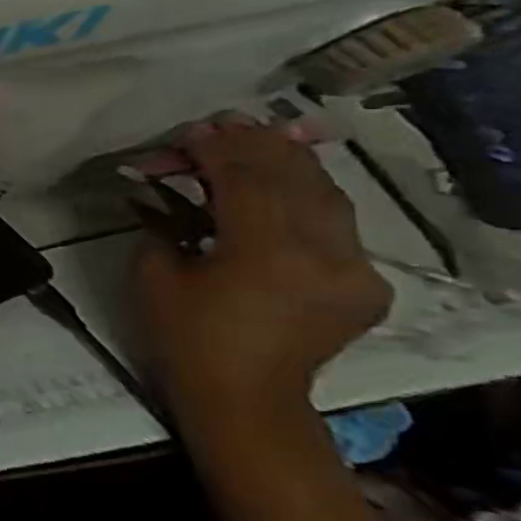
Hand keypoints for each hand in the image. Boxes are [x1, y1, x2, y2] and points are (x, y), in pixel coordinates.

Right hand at [136, 122, 391, 419]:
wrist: (245, 395)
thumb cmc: (186, 338)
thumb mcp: (154, 278)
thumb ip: (167, 231)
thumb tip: (175, 202)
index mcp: (265, 253)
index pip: (246, 182)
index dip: (217, 151)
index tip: (191, 133)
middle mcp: (323, 253)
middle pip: (294, 180)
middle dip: (256, 147)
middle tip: (223, 124)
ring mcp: (355, 268)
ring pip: (327, 197)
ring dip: (289, 164)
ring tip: (258, 140)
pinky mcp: (366, 281)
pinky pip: (337, 226)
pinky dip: (309, 198)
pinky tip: (286, 184)